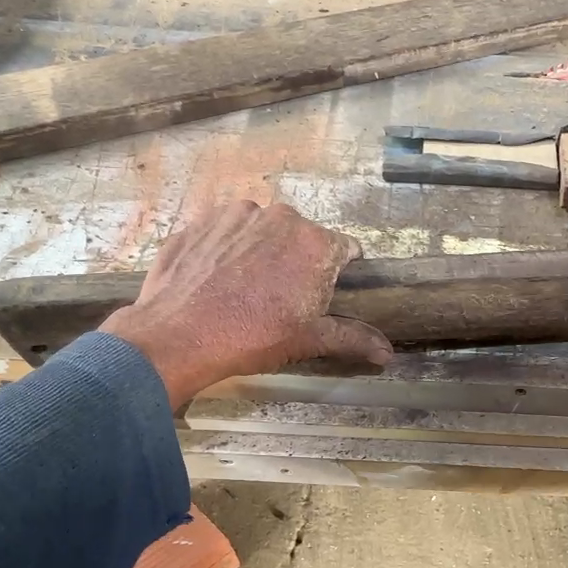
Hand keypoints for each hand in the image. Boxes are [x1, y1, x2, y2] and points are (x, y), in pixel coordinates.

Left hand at [100, 202, 393, 407]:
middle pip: (301, 237)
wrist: (179, 336)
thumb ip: (352, 337)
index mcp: (314, 242)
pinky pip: (225, 234)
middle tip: (284, 300)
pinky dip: (227, 253)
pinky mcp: (199, 221)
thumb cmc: (253, 337)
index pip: (344, 248)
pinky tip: (218, 284)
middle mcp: (278, 216)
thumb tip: (388, 353)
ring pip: (262, 232)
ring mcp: (234, 214)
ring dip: (261, 254)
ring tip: (247, 292)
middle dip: (298, 262)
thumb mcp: (309, 340)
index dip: (338, 272)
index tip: (325, 295)